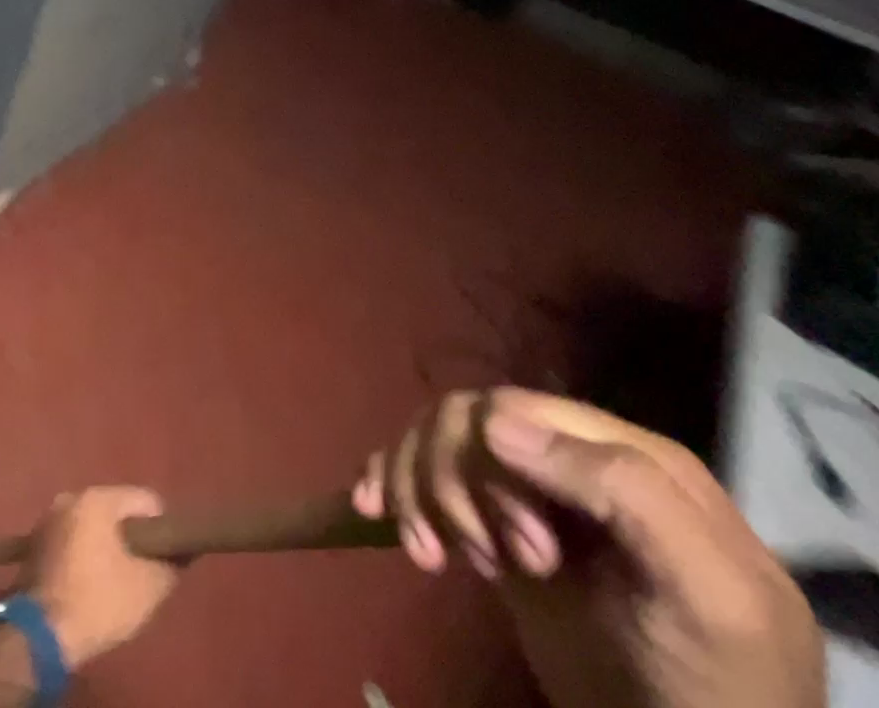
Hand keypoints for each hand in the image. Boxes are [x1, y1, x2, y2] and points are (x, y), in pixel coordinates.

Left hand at [25, 486, 177, 667]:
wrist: (42, 631)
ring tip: (117, 579)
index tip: (166, 557)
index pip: (147, 501)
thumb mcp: (150, 586)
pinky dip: (86, 551)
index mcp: (96, 500)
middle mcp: (69, 498)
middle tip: (143, 570)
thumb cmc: (100, 602)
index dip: (164, 529)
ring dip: (108, 544)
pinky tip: (91, 580)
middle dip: (133, 536)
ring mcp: (48, 517)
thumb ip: (172, 562)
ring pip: (94, 523)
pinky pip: (74, 536)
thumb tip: (180, 551)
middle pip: (117, 510)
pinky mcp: (35, 539)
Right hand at [354, 388, 823, 707]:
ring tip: (433, 556)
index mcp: (626, 454)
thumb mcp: (703, 588)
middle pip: (460, 421)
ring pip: (431, 442)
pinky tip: (372, 513)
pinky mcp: (487, 523)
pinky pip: (418, 474)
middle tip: (487, 562)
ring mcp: (522, 492)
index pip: (510, 410)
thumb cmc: (709, 673)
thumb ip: (624, 492)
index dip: (487, 467)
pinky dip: (385, 484)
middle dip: (447, 485)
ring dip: (412, 492)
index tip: (521, 554)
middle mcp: (567, 458)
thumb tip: (492, 423)